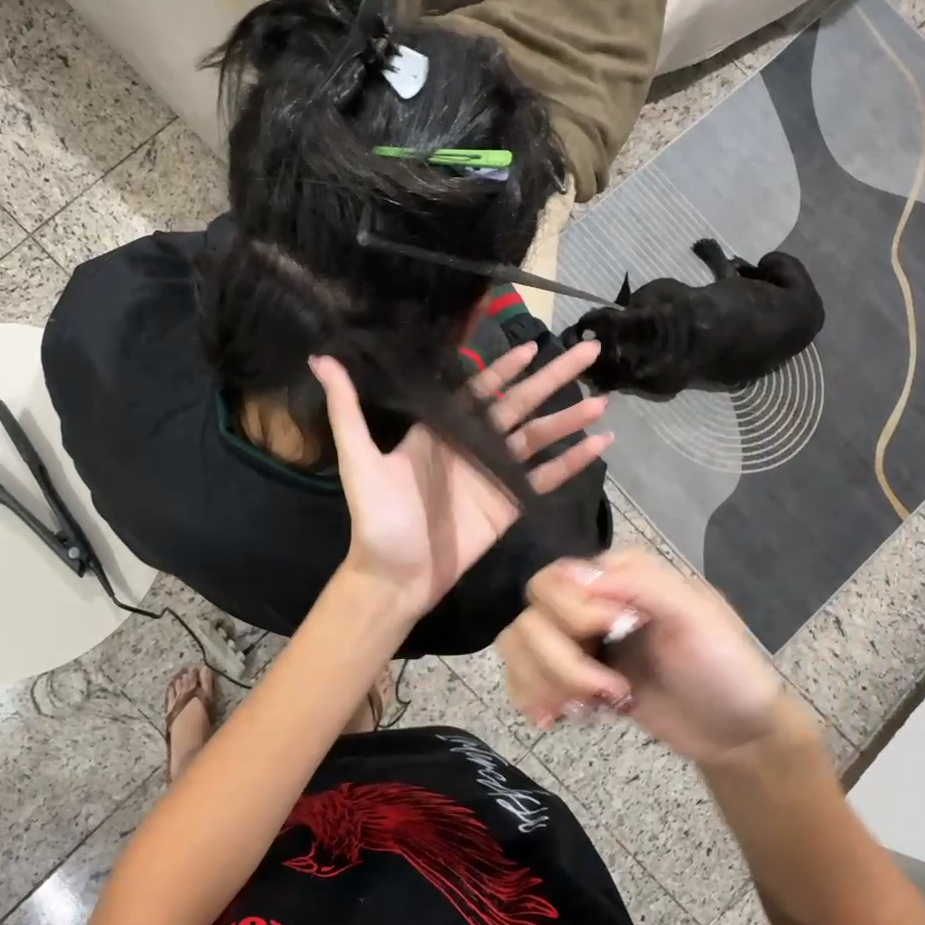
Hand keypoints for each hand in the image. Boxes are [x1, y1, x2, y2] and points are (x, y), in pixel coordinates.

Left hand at [309, 341, 610, 613]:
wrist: (395, 577)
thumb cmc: (376, 519)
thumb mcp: (358, 460)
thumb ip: (347, 410)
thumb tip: (321, 359)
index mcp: (437, 432)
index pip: (478, 391)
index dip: (505, 369)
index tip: (533, 346)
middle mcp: (469, 448)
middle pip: (518, 406)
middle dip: (550, 381)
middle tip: (587, 353)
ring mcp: (492, 476)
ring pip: (537, 439)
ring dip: (568, 421)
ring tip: (603, 401)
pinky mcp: (508, 505)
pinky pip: (543, 478)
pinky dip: (570, 463)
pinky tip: (598, 444)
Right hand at [497, 549, 786, 761]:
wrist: (735, 733)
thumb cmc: (724, 668)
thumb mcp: (696, 617)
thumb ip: (638, 584)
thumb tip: (571, 572)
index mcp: (617, 575)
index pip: (554, 580)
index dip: (572, 614)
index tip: (618, 635)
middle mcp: (586, 602)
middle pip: (529, 619)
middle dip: (562, 663)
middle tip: (612, 691)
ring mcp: (573, 641)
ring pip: (516, 648)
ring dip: (548, 684)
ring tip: (591, 709)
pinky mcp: (566, 677)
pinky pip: (518, 677)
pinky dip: (531, 698)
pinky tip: (559, 718)